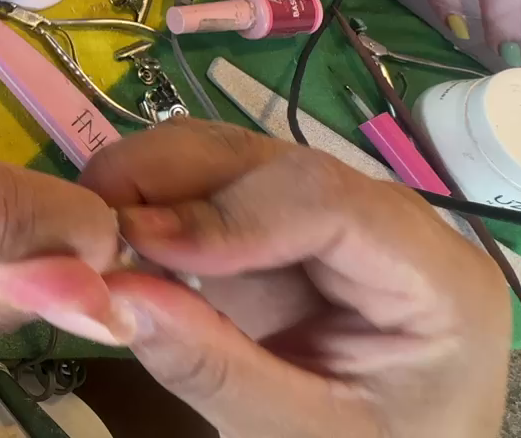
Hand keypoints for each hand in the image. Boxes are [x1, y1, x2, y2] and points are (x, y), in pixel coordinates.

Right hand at [82, 120, 511, 437]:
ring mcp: (313, 205)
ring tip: (96, 233)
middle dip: (163, 178)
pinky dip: (144, 192)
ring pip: (216, 150)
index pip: (324, 199)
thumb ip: (214, 370)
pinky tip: (117, 234)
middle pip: (259, 159)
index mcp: (432, 274)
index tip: (135, 239)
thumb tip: (111, 289)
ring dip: (144, 178)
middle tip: (88, 224)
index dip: (225, 210)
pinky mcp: (261, 211)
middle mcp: (376, 214)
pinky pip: (194, 175)